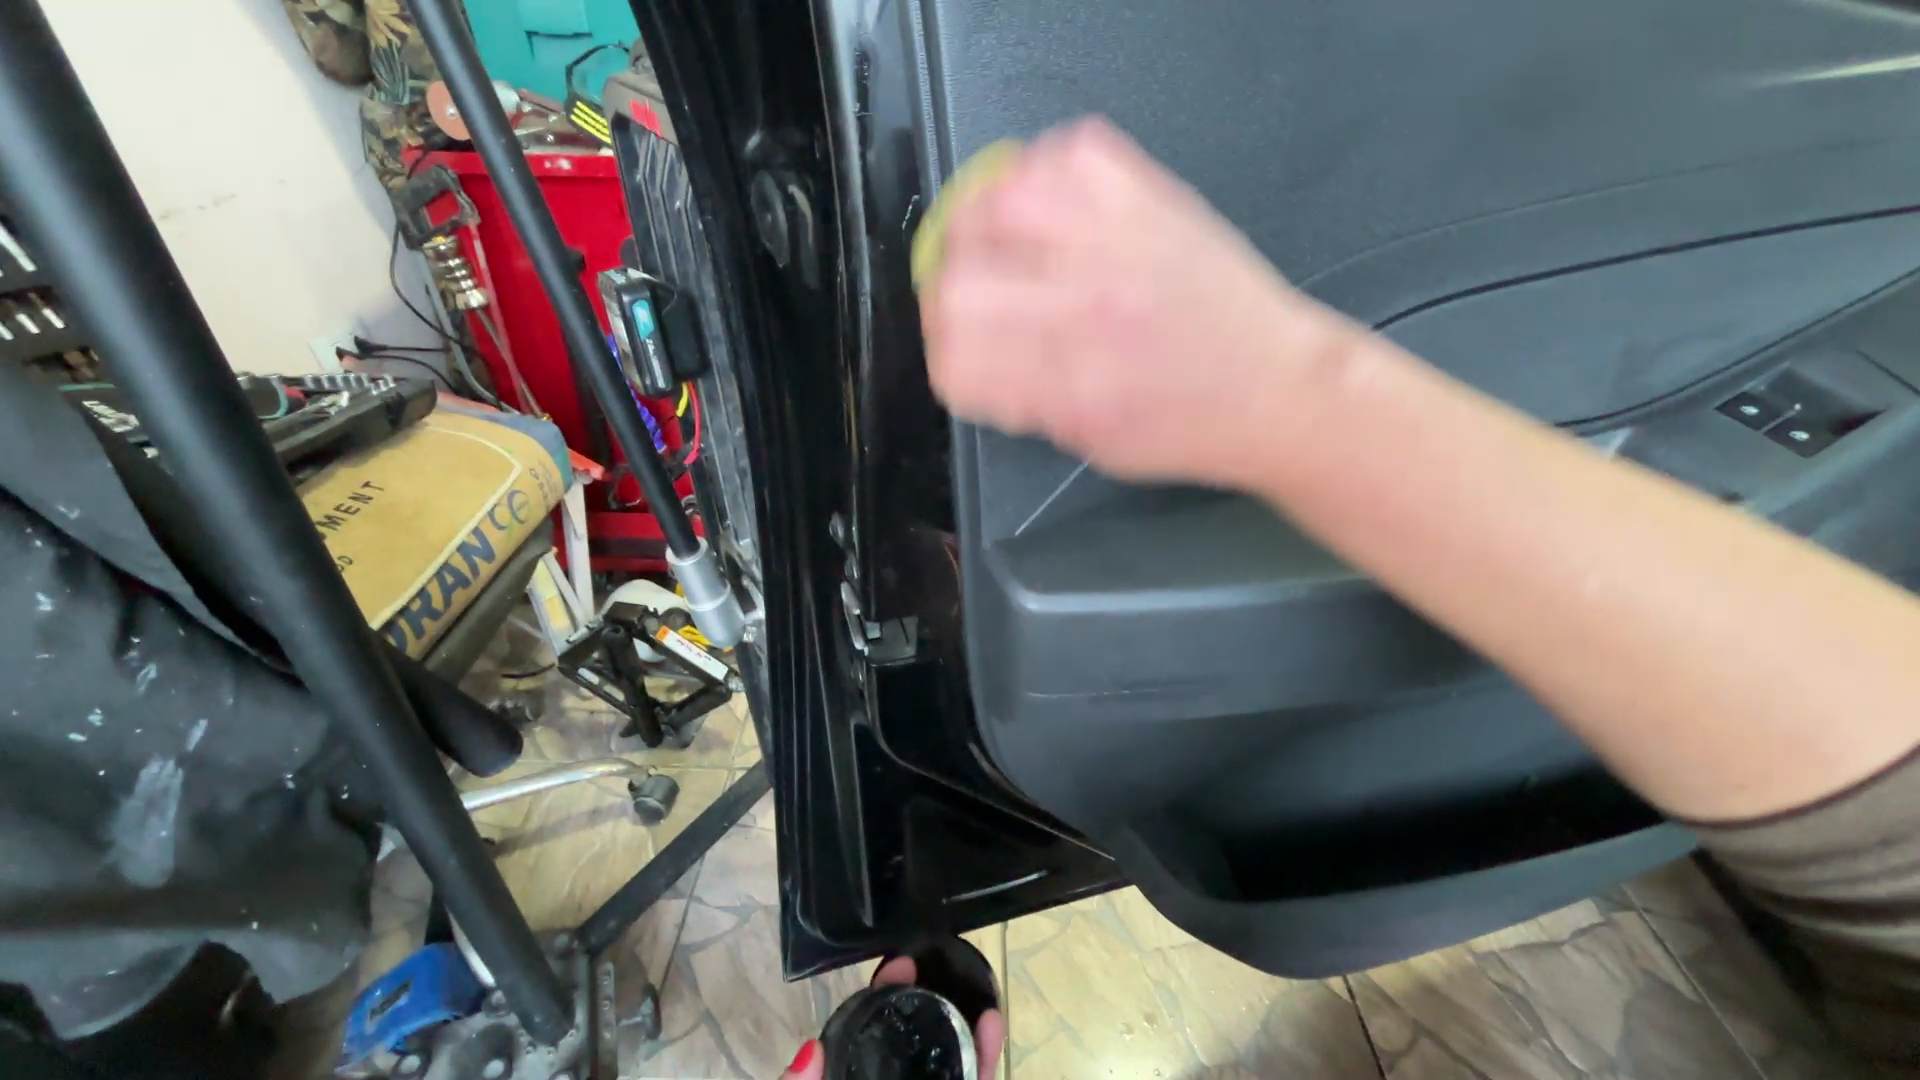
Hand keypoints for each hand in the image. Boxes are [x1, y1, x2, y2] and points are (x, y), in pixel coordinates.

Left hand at [779, 955, 1006, 1078]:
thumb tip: (807, 1050)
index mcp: (854, 1077)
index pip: (868, 1036)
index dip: (880, 1000)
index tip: (897, 964)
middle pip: (911, 1048)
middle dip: (925, 1007)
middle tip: (933, 962)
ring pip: (950, 1067)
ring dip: (963, 1030)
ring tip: (976, 991)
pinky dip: (986, 1060)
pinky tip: (994, 1026)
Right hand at [922, 116, 1336, 488]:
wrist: (1277, 390)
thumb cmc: (1192, 426)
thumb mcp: (1090, 442)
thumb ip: (1020, 400)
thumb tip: (967, 360)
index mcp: (1075, 382)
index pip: (955, 352)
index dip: (944, 353)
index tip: (958, 351)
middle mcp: (1094, 304)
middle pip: (960, 280)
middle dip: (950, 298)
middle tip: (973, 302)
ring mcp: (1123, 242)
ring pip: (998, 202)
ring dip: (983, 227)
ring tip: (1002, 248)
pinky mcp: (1151, 199)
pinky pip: (1064, 157)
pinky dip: (1040, 176)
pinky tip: (1051, 215)